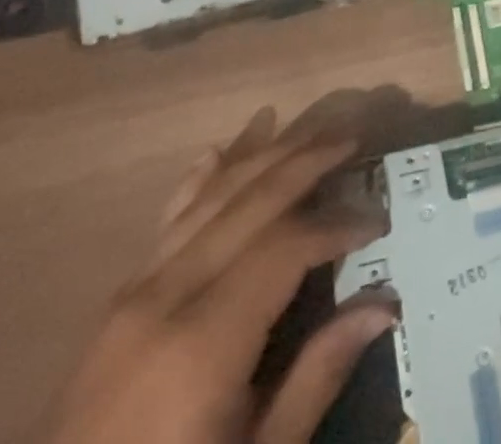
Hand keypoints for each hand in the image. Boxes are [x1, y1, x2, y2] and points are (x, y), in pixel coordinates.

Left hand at [42, 108, 393, 443]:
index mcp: (205, 340)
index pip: (285, 247)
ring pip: (204, 201)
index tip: (379, 221)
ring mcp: (133, 293)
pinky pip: (165, 224)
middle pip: (246, 204)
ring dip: (256, 157)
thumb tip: (383, 306)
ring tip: (299, 125)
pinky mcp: (117, 301)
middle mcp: (166, 297)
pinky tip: (216, 151)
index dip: (337, 224)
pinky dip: (197, 181)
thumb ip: (318, 375)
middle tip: (351, 135)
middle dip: (301, 162)